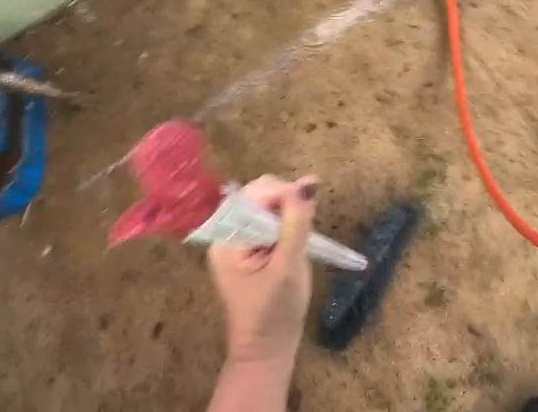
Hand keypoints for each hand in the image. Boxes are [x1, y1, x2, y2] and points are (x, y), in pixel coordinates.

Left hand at [207, 175, 318, 366]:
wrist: (267, 353)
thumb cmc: (275, 314)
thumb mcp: (289, 266)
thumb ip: (296, 223)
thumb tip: (307, 183)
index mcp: (227, 241)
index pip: (252, 197)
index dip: (282, 191)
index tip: (310, 194)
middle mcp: (227, 237)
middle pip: (256, 197)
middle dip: (284, 197)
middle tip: (310, 210)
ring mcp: (237, 244)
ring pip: (263, 207)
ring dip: (286, 208)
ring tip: (306, 221)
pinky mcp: (249, 250)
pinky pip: (266, 222)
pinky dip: (284, 220)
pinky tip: (298, 231)